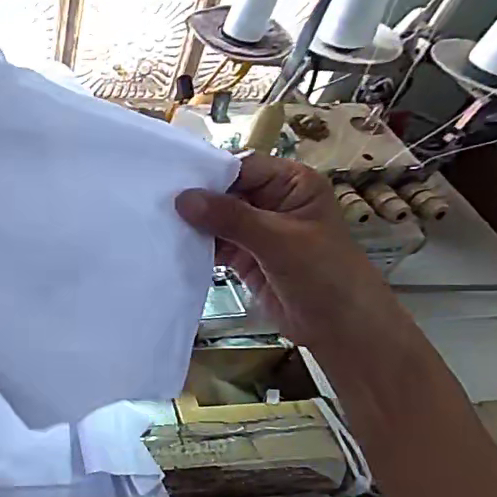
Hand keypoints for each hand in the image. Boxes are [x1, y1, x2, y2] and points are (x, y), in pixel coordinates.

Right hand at [174, 154, 405, 350]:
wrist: (341, 329)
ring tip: (156, 224)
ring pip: (215, 218)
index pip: (243, 166)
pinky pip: (213, 243)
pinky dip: (196, 246)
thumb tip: (183, 199)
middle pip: (224, 190)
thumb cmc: (325, 276)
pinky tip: (170, 246)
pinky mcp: (244, 255)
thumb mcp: (279, 241)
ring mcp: (257, 229)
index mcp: (292, 183)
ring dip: (192, 224)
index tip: (171, 182)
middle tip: (154, 202)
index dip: (209, 173)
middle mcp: (272, 201)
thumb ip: (231, 218)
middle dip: (195, 199)